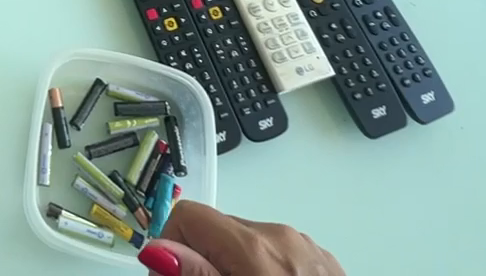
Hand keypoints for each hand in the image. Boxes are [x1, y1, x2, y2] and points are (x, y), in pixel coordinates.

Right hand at [138, 201, 344, 275]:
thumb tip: (155, 248)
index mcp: (254, 245)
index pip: (188, 216)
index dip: (171, 250)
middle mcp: (281, 235)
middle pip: (216, 229)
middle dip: (202, 265)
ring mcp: (310, 249)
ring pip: (247, 245)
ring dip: (232, 270)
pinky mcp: (330, 266)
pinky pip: (280, 257)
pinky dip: (265, 275)